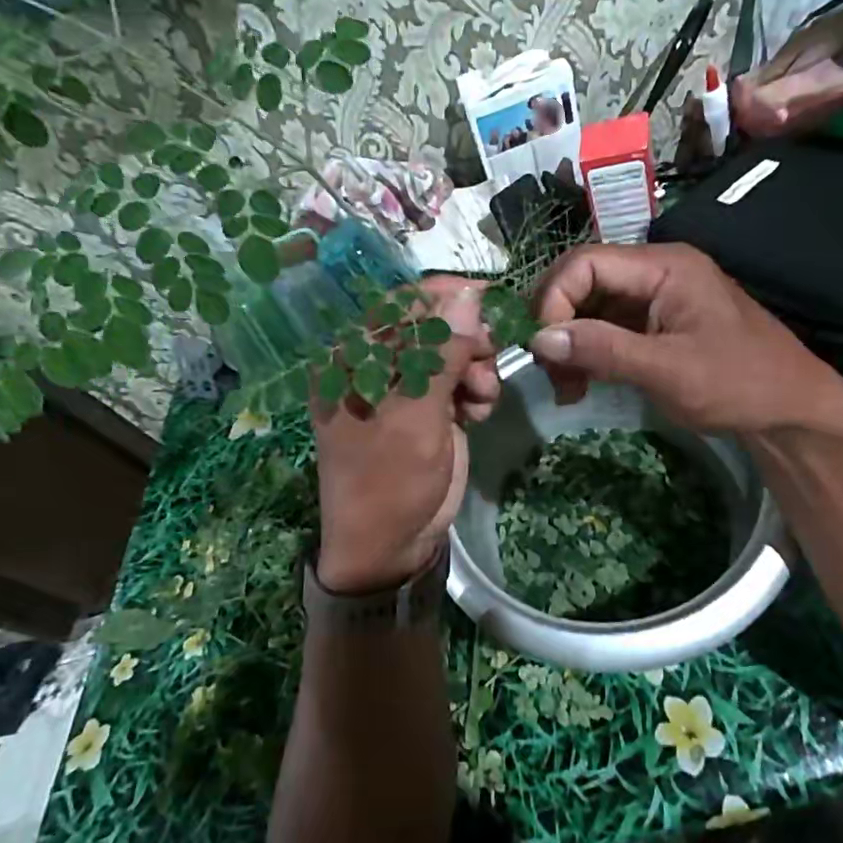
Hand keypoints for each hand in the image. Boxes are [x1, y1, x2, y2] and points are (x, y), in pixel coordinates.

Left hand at [312, 277, 499, 593]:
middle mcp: (377, 367)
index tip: (488, 298)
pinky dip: (475, 389)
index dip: (445, 298)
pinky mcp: (429, 409)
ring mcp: (406, 389)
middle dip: (466, 340)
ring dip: (476, 368)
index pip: (400, 306)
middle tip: (487, 361)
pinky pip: (460, 380)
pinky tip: (479, 412)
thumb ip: (441, 355)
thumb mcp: (415, 418)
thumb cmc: (388, 481)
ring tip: (482, 399)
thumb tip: (468, 295)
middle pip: (432, 326)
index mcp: (353, 361)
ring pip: (453, 352)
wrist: (390, 547)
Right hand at [527, 243, 842, 434]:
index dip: (555, 300)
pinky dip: (589, 354)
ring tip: (566, 388)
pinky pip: (609, 329)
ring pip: (592, 308)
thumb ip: (603, 349)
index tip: (544, 348)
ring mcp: (658, 299)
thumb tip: (538, 338)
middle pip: (584, 282)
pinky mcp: (657, 325)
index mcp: (666, 266)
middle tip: (549, 372)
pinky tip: (582, 384)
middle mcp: (657, 272)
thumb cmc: (738, 383)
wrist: (790, 411)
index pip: (586, 262)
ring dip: (571, 344)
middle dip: (559, 324)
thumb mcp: (668, 369)